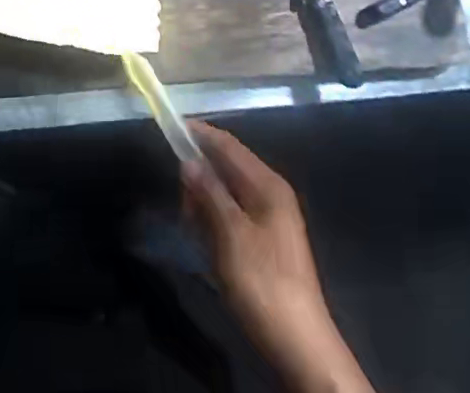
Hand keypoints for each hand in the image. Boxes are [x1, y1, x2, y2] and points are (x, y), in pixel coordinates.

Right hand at [183, 122, 372, 392]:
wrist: (298, 341)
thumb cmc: (262, 282)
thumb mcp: (230, 234)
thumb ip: (209, 192)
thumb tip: (188, 161)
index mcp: (268, 185)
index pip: (229, 145)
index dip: (201, 135)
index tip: (171, 129)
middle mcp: (270, 193)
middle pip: (226, 167)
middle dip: (200, 178)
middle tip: (183, 204)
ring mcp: (269, 217)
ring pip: (225, 193)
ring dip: (204, 203)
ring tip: (193, 228)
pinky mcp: (263, 239)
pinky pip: (231, 215)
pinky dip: (214, 221)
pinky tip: (205, 242)